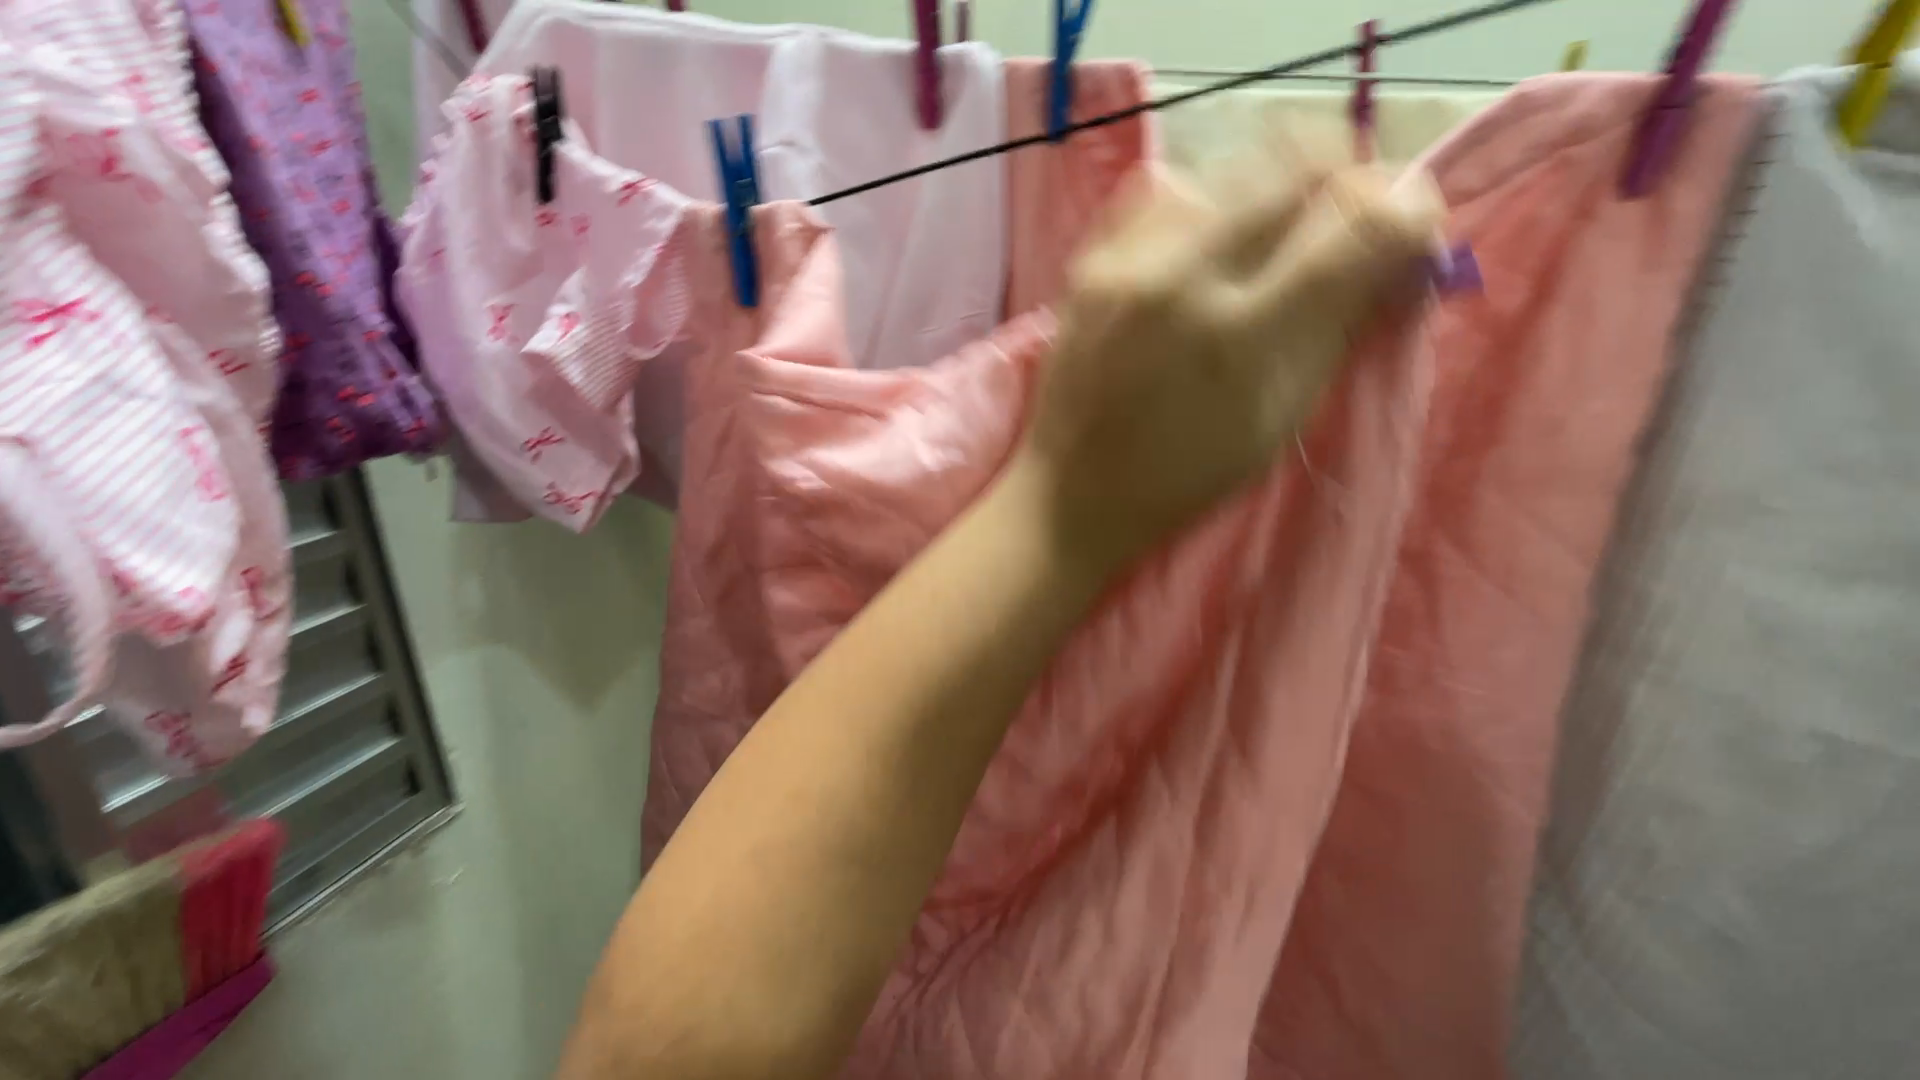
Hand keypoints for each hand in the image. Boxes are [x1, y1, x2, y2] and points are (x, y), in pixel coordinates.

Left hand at [1009, 161, 1444, 573]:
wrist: (1071, 489)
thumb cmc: (1185, 474)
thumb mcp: (1280, 418)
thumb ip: (1339, 326)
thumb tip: (1398, 246)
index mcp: (1243, 337)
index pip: (1358, 224)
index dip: (1407, 207)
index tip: (1412, 219)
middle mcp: (1183, 278)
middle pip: (1297, 161)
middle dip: (1346, 175)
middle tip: (1349, 215)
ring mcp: (1127, 259)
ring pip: (1234, 163)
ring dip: (1276, 186)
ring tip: (1275, 235)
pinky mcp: (1090, 256)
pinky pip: (1169, 187)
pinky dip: (1209, 201)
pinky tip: (1207, 244)